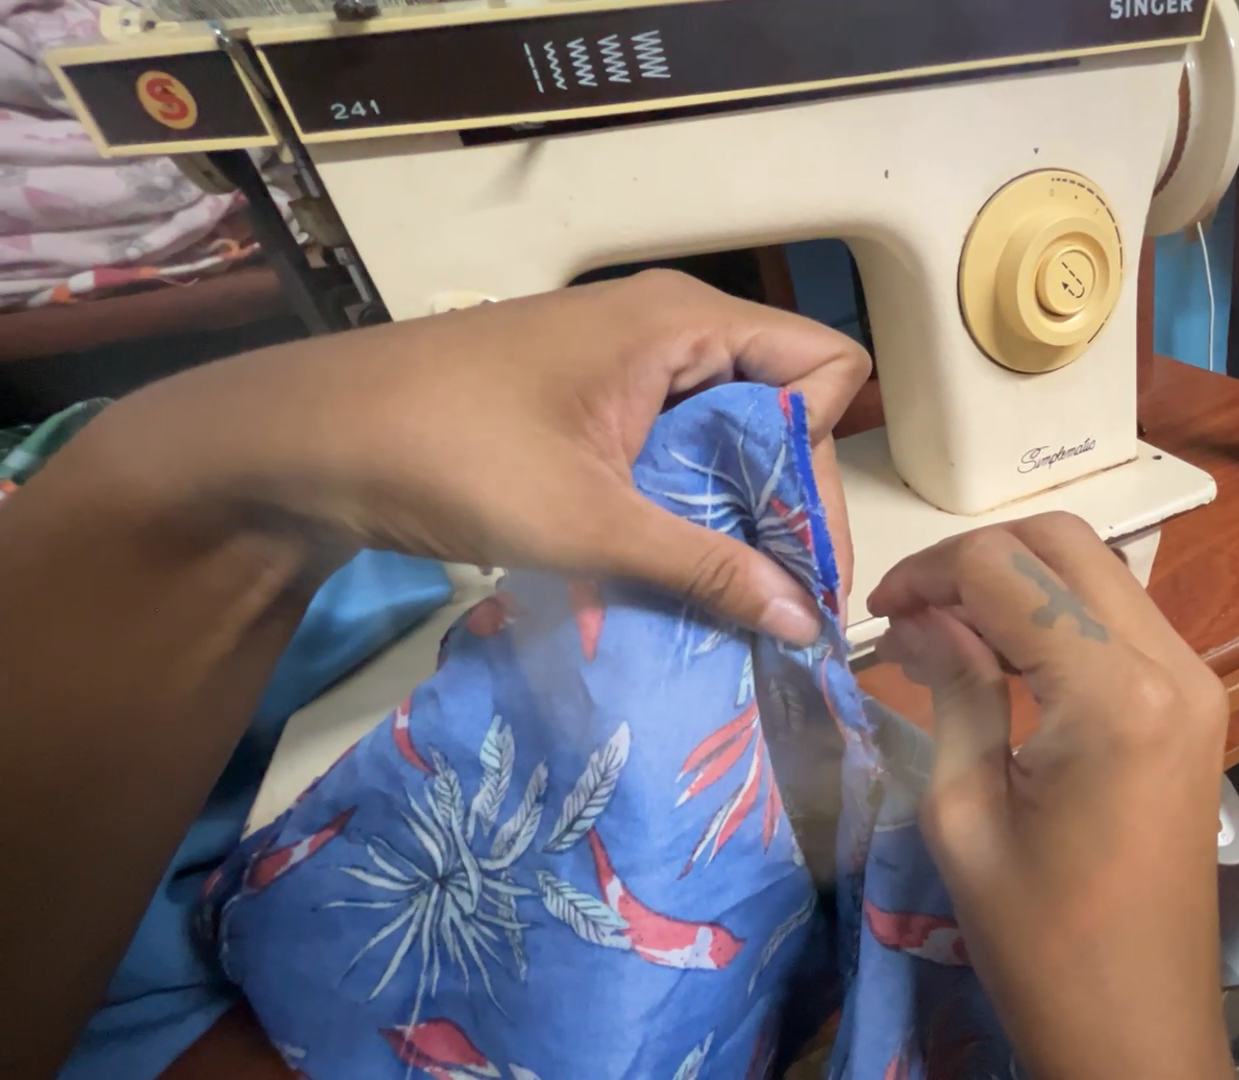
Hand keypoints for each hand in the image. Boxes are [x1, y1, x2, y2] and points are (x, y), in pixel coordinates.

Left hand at [95, 269, 868, 641]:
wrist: (294, 441)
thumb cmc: (446, 456)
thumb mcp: (589, 524)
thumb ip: (709, 568)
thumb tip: (808, 624)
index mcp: (686, 323)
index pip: (825, 365)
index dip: (827, 445)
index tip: (793, 529)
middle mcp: (679, 326)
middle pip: (793, 401)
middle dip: (797, 493)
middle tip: (784, 582)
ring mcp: (644, 356)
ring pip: (746, 426)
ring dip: (752, 502)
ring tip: (744, 579)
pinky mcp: (614, 391)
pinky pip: (697, 438)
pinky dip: (708, 496)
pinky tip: (695, 551)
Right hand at [870, 513, 1232, 1078]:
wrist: (1141, 1029)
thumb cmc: (1039, 943)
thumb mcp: (964, 813)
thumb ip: (950, 687)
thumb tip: (919, 615)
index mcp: (1112, 695)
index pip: (1005, 569)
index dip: (929, 572)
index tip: (881, 611)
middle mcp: (1170, 662)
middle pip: (1063, 541)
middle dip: (975, 559)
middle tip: (915, 611)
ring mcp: (1195, 676)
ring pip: (1095, 568)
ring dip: (1017, 579)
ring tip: (951, 632)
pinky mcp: (1195, 697)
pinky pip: (1118, 614)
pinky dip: (1056, 610)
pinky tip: (1008, 654)